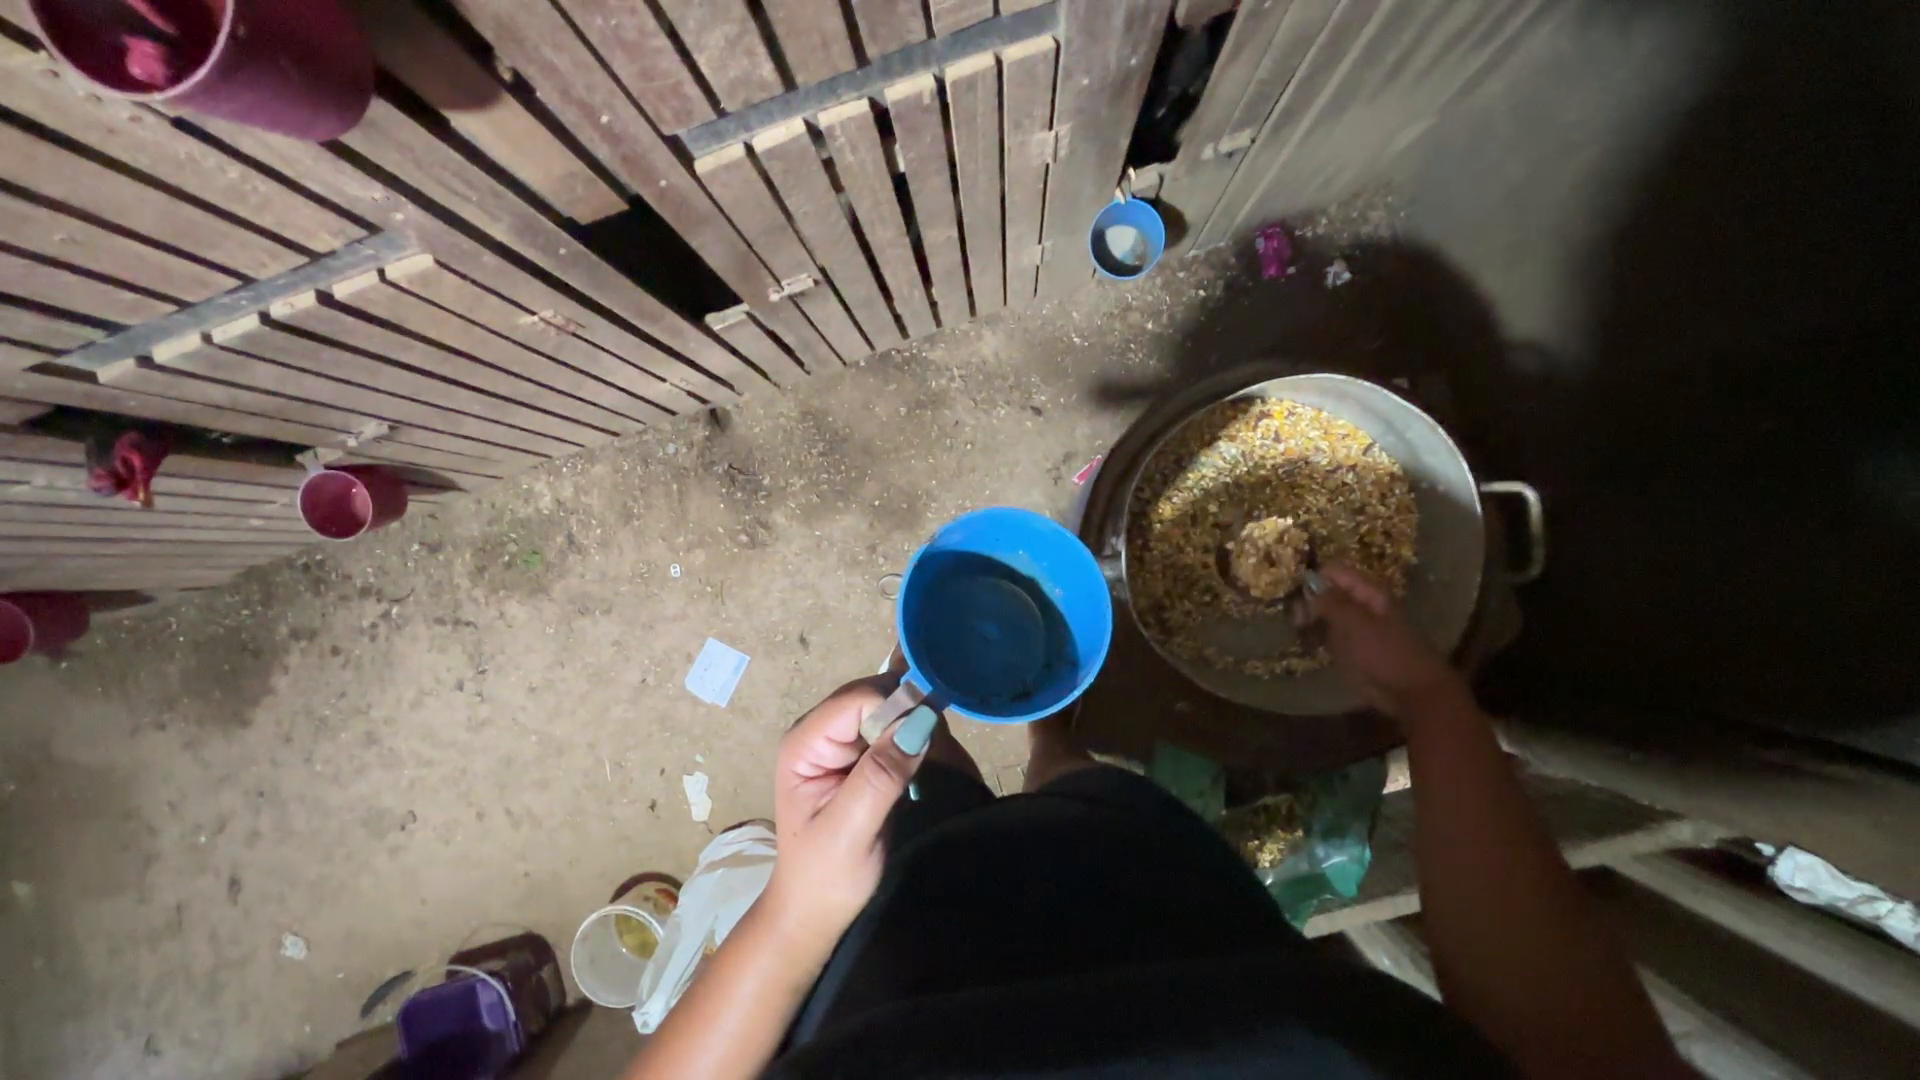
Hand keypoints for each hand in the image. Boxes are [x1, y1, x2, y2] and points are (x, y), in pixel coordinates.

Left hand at [762, 676, 934, 949]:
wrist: (813, 911)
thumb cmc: (825, 878)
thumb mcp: (851, 832)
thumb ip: (880, 776)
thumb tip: (918, 723)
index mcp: (804, 744)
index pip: (857, 698)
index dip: (896, 709)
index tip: (928, 740)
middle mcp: (819, 732)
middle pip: (873, 695)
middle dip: (907, 714)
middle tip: (932, 754)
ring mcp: (838, 742)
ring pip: (887, 706)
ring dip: (913, 725)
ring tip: (927, 761)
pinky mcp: (858, 754)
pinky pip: (892, 726)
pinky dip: (912, 736)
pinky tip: (921, 760)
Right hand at [1307, 564, 1467, 717]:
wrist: (1408, 692)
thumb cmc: (1386, 653)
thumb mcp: (1356, 623)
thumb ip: (1331, 601)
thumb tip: (1308, 582)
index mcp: (1367, 593)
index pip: (1334, 573)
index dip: (1313, 578)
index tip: (1295, 594)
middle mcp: (1358, 605)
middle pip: (1324, 592)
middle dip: (1306, 601)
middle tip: (1297, 620)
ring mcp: (1351, 627)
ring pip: (1321, 613)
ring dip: (1306, 619)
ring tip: (1298, 631)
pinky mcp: (1345, 648)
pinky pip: (1323, 634)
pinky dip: (1311, 636)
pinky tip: (1304, 642)